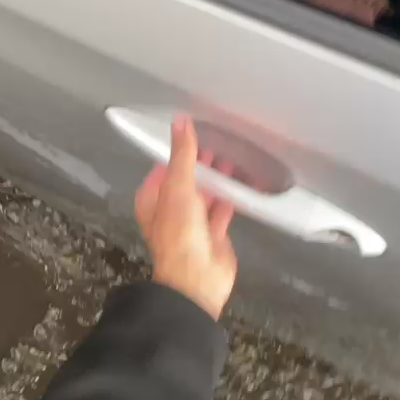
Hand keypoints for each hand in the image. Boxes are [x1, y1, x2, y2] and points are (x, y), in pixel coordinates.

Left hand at [135, 116, 237, 318]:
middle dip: (203, 161)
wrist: (196, 279)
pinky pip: (224, 207)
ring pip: (207, 192)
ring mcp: (192, 222)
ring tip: (236, 154)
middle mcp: (170, 208)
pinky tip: (247, 181)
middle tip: (222, 138)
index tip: (197, 127)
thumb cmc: (180, 233)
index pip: (164, 165)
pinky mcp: (213, 233)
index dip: (179, 148)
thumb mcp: (178, 187)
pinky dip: (235, 195)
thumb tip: (180, 120)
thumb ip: (182, 155)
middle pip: (188, 178)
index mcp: (153, 198)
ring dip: (219, 177)